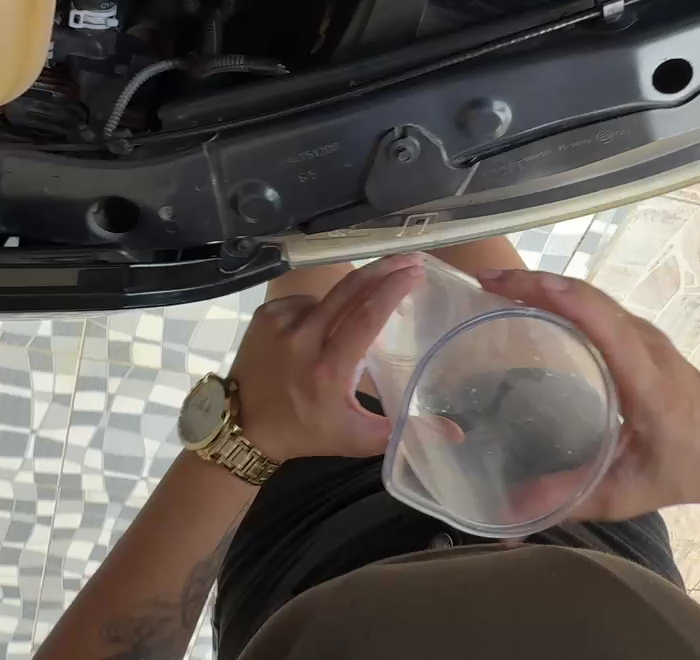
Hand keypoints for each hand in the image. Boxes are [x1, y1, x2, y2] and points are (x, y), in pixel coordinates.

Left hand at [228, 254, 425, 462]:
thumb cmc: (306, 431)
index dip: (393, 290)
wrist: (243, 425)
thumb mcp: (356, 438)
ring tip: (353, 323)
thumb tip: (457, 432)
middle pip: (351, 289)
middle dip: (385, 269)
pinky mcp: (267, 313)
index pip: (366, 317)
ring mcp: (281, 322)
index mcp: (328, 370)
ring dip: (350, 300)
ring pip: (330, 297)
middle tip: (410, 260)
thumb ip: (405, 430)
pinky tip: (320, 329)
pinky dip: (321, 309)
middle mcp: (303, 339)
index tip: (416, 272)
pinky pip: (307, 301)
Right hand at [478, 269, 699, 520]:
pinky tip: (531, 298)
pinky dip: (560, 292)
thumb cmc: (682, 474)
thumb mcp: (628, 493)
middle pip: (590, 297)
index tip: (508, 286)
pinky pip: (598, 303)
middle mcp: (649, 346)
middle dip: (535, 281)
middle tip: (485, 280)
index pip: (602, 322)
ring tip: (498, 284)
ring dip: (545, 282)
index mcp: (648, 381)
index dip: (556, 296)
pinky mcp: (642, 334)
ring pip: (593, 294)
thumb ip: (572, 499)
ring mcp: (648, 335)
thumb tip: (511, 514)